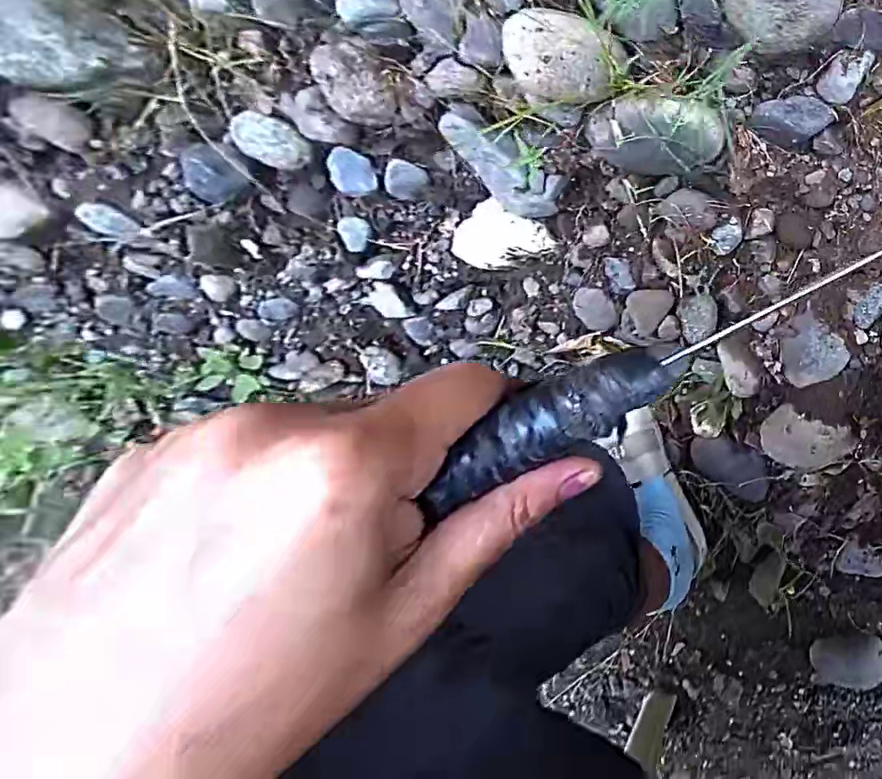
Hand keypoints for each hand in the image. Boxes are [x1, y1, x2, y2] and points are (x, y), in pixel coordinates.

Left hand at [0, 364, 601, 778]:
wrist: (61, 774)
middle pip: (394, 409)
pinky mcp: (146, 455)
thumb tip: (578, 470)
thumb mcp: (411, 605)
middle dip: (407, 458)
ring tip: (298, 549)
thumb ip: (504, 516)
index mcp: (346, 465)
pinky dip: (275, 472)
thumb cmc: (251, 701)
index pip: (468, 384)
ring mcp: (197, 438)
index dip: (494, 414)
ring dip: (339, 465)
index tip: (488, 453)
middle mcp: (268, 429)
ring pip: (328, 422)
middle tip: (378, 536)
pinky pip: (259, 436)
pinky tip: (241, 545)